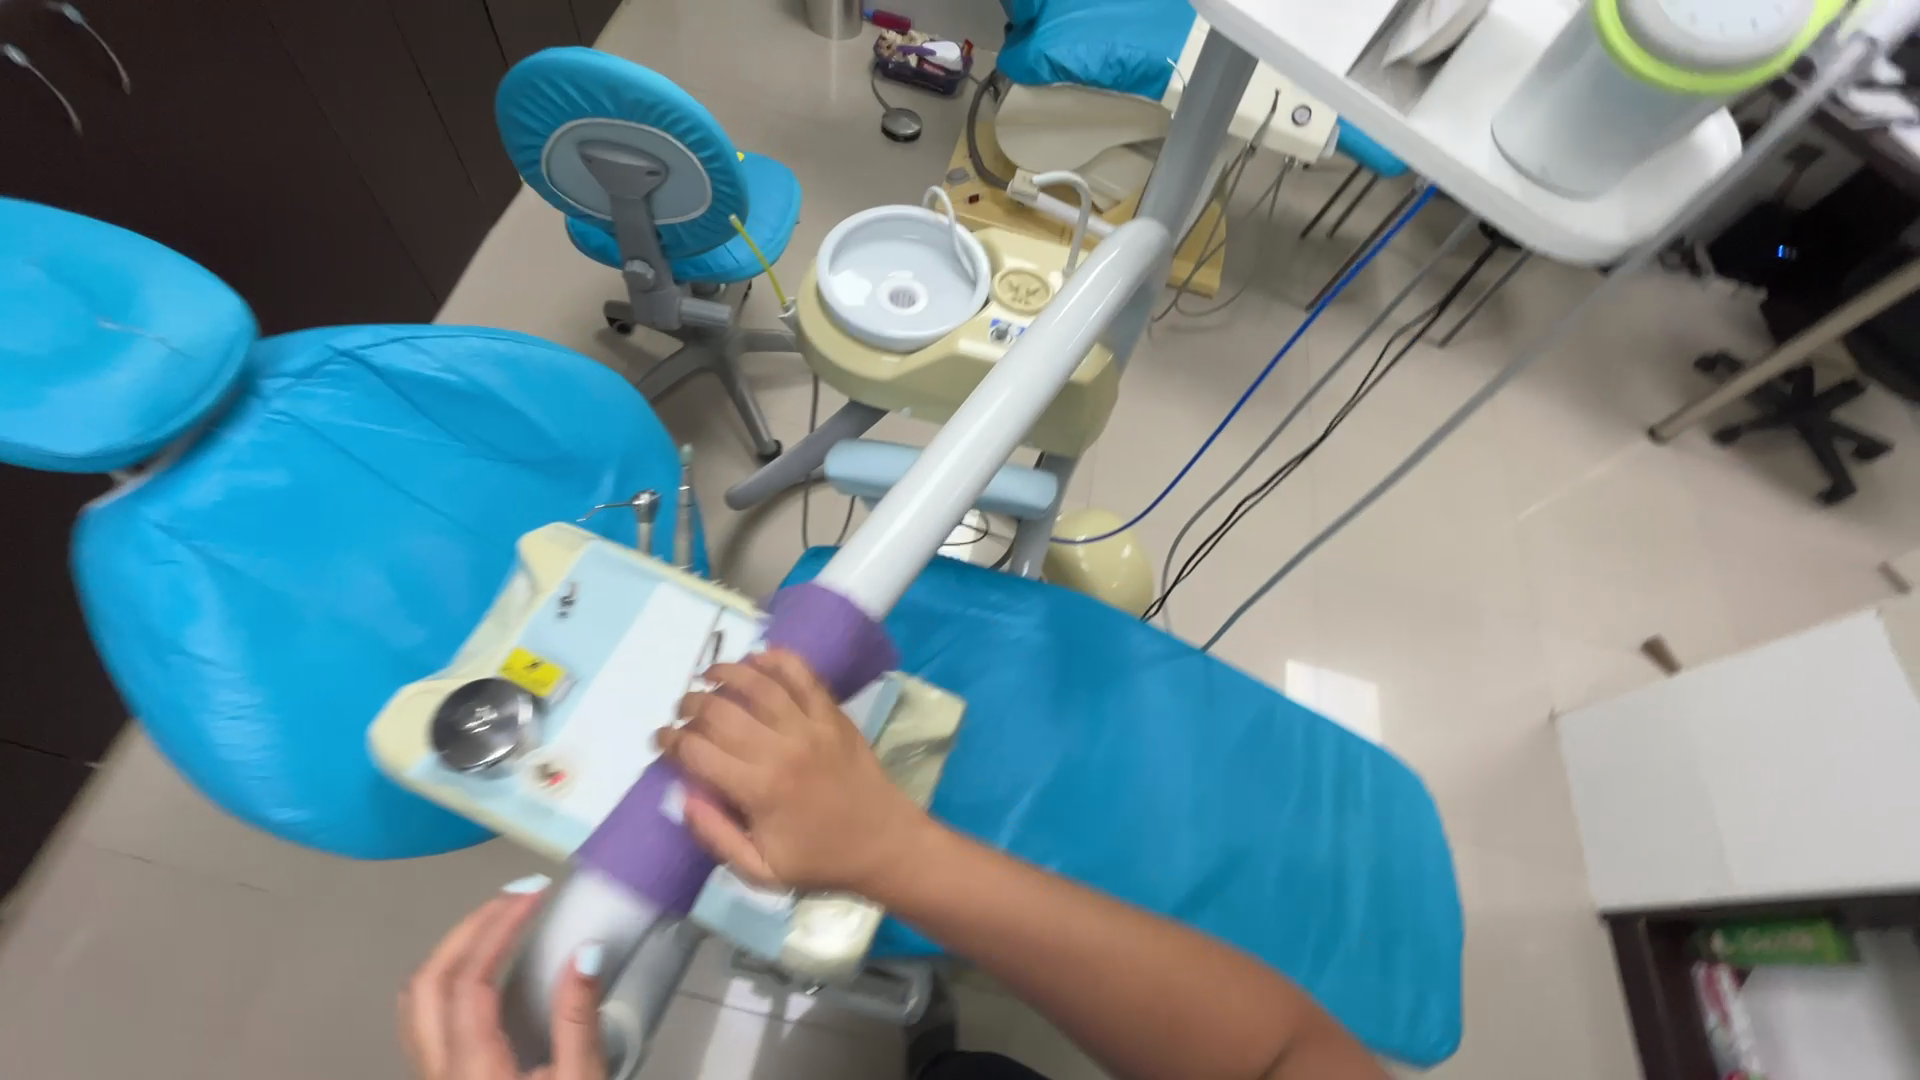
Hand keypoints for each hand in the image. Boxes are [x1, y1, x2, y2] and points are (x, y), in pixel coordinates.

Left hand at [400, 876, 603, 1079]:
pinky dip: (453, 974)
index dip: (499, 927)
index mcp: (473, 1072)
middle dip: (470, 927)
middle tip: (517, 896)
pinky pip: (427, 1018)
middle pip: (428, 984)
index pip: (470, 980)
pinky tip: (490, 968)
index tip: (537, 893)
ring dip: (455, 948)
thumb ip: (579, 1020)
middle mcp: (439, 1075)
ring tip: (502, 919)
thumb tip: (586, 951)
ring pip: (416, 1002)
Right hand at [657, 648, 931, 894]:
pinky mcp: (833, 714)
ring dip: (727, 673)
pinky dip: (778, 660)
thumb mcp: (759, 871)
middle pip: (722, 712)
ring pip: (759, 685)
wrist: (883, 841)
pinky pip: (803, 676)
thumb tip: (684, 796)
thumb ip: (715, 835)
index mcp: (758, 789)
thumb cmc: (818, 860)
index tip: (662, 739)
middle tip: (682, 711)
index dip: (671, 741)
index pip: (698, 752)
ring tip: (709, 676)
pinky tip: (757, 658)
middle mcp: (782, 749)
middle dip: (691, 706)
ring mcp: (811, 726)